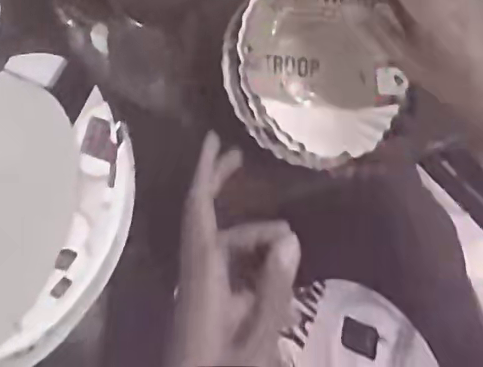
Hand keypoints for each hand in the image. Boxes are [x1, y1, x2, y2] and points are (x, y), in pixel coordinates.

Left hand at [165, 132, 300, 366]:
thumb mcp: (257, 342)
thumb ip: (274, 290)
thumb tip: (289, 235)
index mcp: (201, 276)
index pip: (198, 209)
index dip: (205, 172)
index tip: (214, 139)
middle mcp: (194, 277)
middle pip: (202, 218)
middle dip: (218, 186)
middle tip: (241, 158)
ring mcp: (197, 297)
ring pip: (219, 249)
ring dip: (248, 237)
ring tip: (287, 240)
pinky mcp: (203, 315)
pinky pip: (223, 275)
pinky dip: (246, 266)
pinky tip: (273, 279)